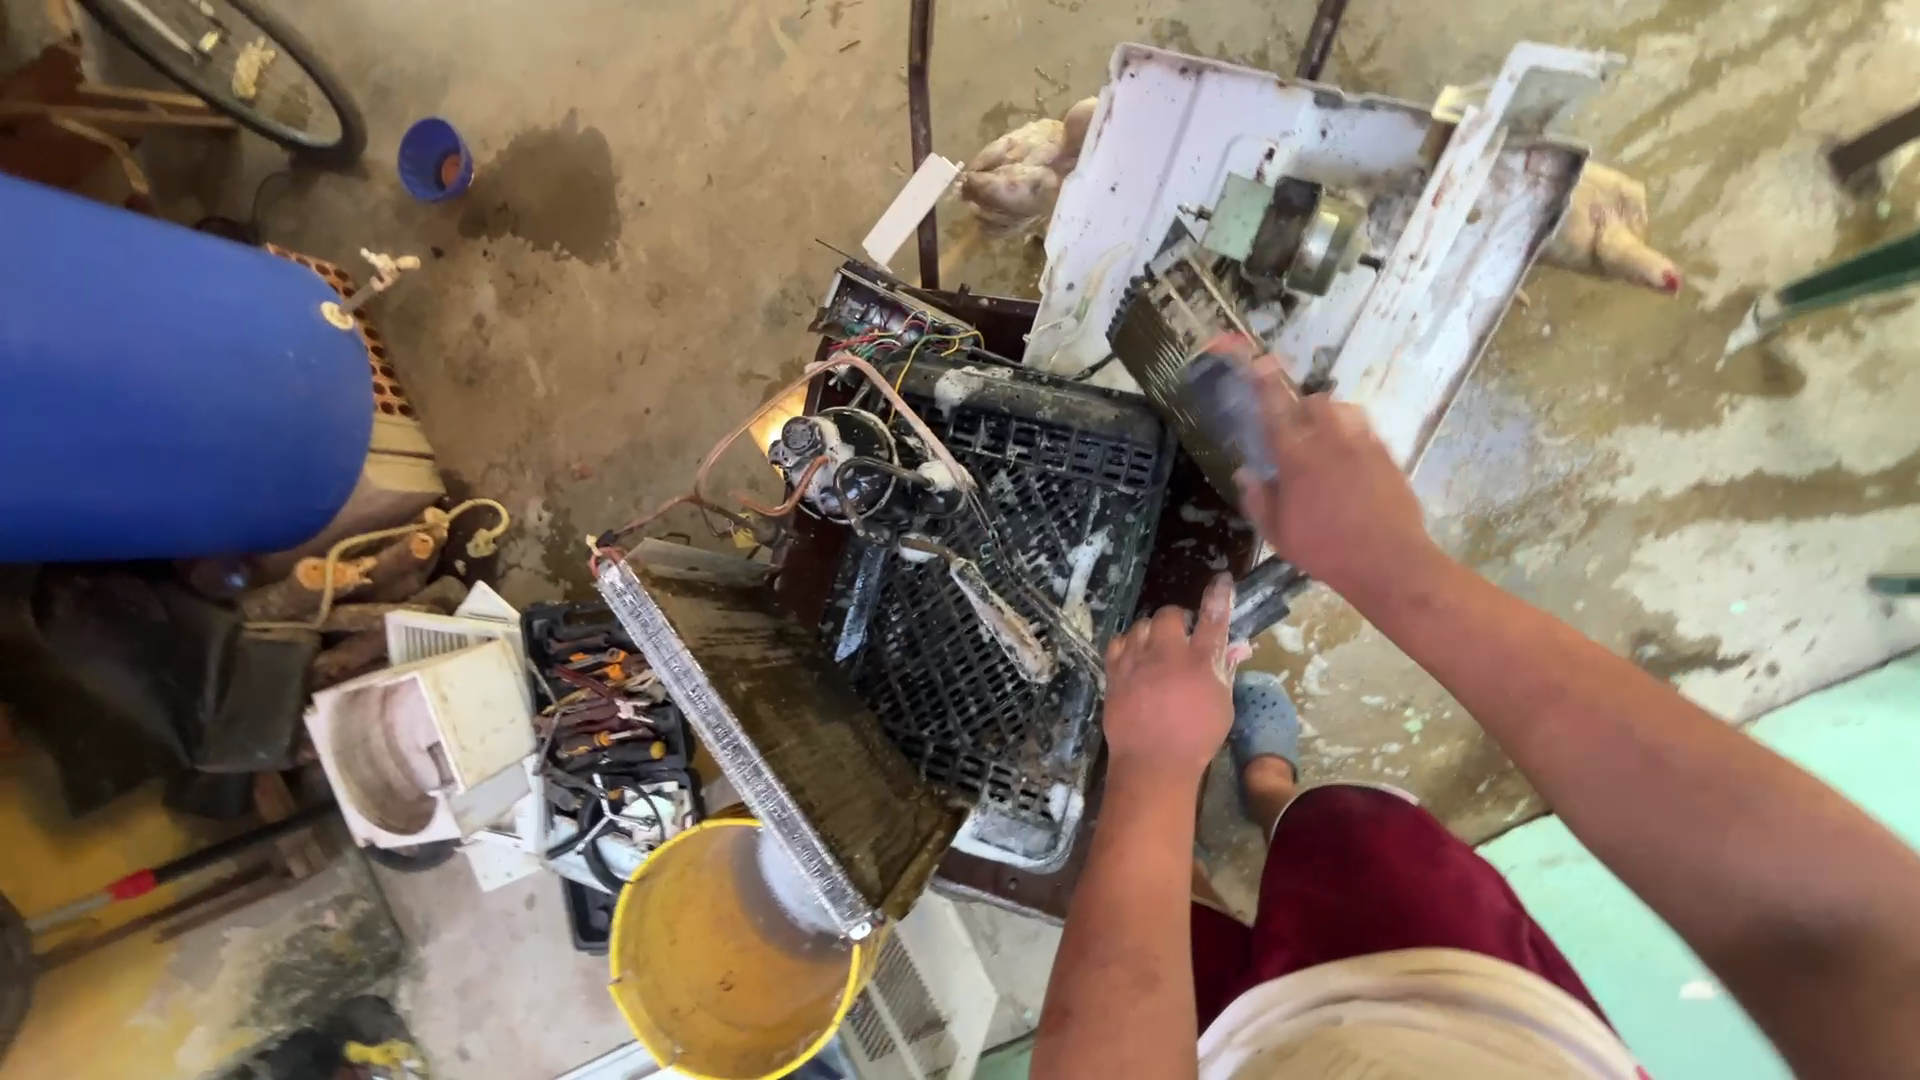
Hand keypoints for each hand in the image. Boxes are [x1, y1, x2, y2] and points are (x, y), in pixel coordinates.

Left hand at [1101, 574, 1247, 781]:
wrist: (1152, 761)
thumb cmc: (1196, 738)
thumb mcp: (1222, 705)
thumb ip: (1226, 671)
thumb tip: (1234, 647)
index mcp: (1201, 662)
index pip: (1214, 618)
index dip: (1218, 596)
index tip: (1221, 581)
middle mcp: (1168, 653)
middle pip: (1170, 615)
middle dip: (1176, 622)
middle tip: (1180, 639)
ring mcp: (1137, 660)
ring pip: (1142, 626)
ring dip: (1151, 633)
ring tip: (1156, 652)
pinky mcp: (1115, 670)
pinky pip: (1119, 642)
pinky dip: (1128, 645)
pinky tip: (1134, 659)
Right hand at [1234, 353, 1435, 596]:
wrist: (1389, 563)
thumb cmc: (1325, 551)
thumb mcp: (1278, 534)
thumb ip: (1258, 499)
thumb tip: (1245, 472)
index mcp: (1296, 461)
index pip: (1275, 413)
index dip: (1264, 385)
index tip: (1259, 361)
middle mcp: (1330, 444)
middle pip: (1314, 402)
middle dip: (1301, 408)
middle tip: (1294, 430)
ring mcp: (1364, 447)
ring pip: (1344, 410)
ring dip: (1329, 417)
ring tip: (1325, 440)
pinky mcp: (1388, 456)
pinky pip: (1367, 429)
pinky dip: (1353, 434)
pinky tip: (1350, 459)